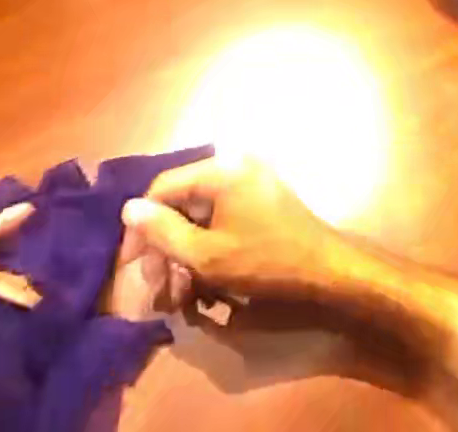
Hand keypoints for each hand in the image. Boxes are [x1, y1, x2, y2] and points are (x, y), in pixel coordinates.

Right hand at [120, 155, 343, 298]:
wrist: (327, 269)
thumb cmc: (265, 260)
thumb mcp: (207, 254)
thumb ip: (164, 232)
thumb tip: (129, 209)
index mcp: (220, 168)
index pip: (163, 187)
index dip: (142, 224)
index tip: (130, 261)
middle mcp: (233, 163)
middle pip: (182, 201)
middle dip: (166, 246)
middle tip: (158, 285)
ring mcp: (249, 178)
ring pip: (201, 213)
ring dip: (186, 251)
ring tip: (182, 293)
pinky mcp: (260, 197)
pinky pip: (221, 216)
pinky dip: (209, 244)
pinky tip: (205, 280)